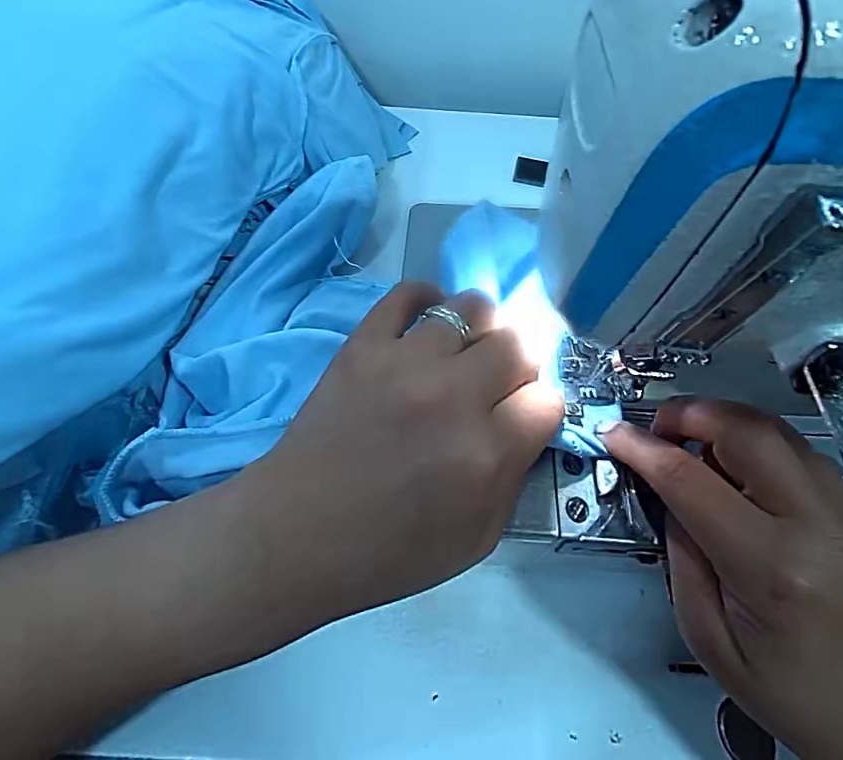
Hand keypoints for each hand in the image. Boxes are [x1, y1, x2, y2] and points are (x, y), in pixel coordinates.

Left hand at [228, 281, 562, 624]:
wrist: (296, 534)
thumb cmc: (389, 550)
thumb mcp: (477, 538)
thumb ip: (515, 476)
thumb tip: (529, 423)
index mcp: (483, 453)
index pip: (546, 400)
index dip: (538, 410)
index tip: (520, 418)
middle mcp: (452, 396)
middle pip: (517, 345)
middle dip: (516, 368)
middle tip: (492, 386)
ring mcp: (405, 362)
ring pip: (473, 307)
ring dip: (478, 331)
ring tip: (461, 353)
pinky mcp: (364, 344)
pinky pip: (408, 293)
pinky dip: (427, 299)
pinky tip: (428, 322)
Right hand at [605, 399, 842, 759]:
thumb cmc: (786, 689)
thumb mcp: (705, 632)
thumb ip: (681, 550)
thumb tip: (670, 487)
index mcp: (773, 568)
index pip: (692, 481)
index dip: (644, 449)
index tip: (617, 433)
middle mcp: (821, 527)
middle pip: (746, 430)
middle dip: (692, 413)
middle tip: (661, 427)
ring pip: (776, 430)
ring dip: (727, 427)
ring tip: (700, 452)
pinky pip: (801, 454)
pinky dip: (762, 450)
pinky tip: (747, 480)